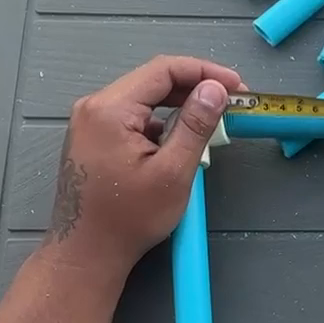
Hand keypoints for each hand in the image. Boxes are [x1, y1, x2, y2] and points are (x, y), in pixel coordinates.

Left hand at [43, 56, 243, 274]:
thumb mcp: (172, 171)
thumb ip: (195, 125)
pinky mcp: (95, 138)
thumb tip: (215, 90)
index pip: (163, 70)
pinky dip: (162, 123)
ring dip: (180, 107)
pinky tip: (182, 142)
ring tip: (212, 123)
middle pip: (153, 81)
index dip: (205, 72)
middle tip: (231, 102)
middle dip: (195, 88)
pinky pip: (135, 118)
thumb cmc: (128, 218)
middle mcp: (94, 108)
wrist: (87, 252)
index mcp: (110, 109)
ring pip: (145, 100)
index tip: (235, 86)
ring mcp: (91, 122)